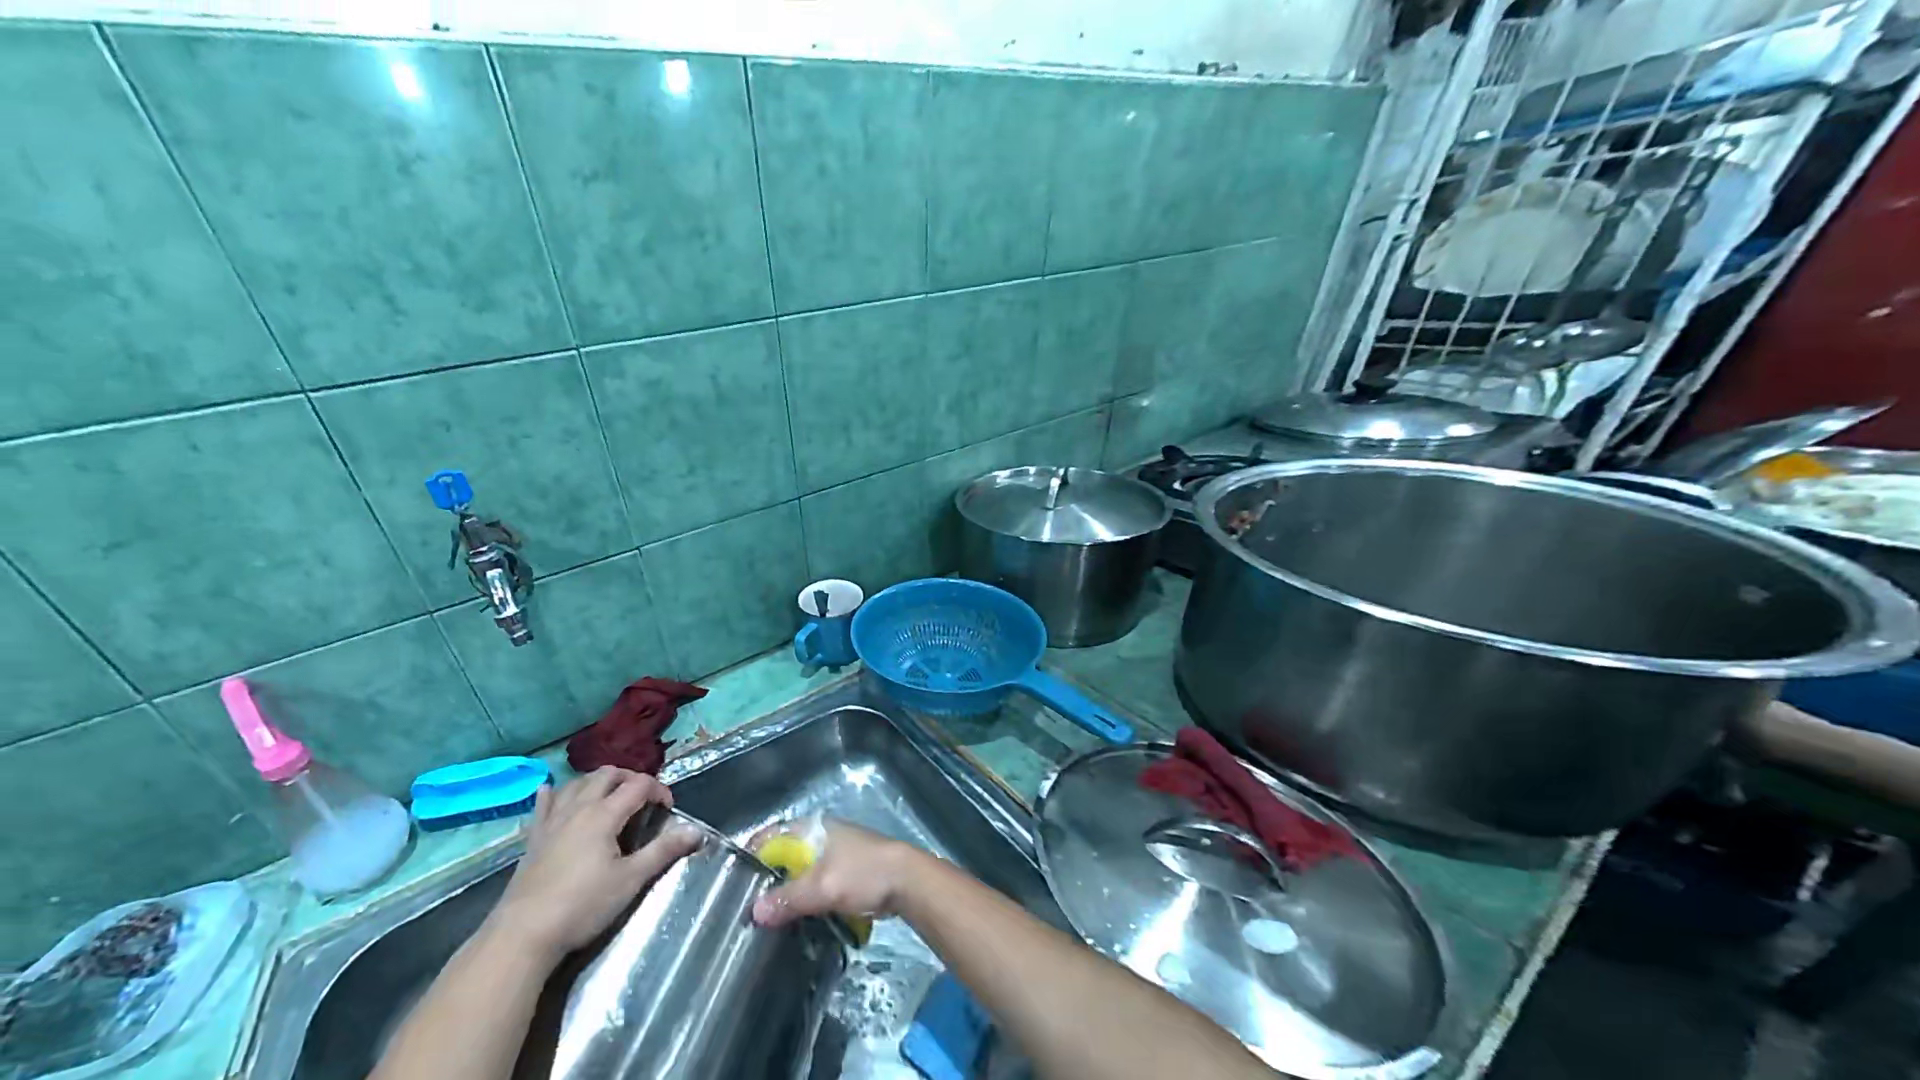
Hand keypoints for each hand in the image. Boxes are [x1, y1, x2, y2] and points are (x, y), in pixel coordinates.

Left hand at [488, 767, 701, 959]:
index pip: (638, 785)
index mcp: (604, 814)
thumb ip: (663, 850)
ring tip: (610, 795)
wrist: (523, 934)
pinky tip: (552, 790)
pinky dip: (553, 793)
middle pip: (607, 775)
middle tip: (643, 797)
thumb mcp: (631, 879)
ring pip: (576, 784)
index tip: (669, 809)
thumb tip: (696, 830)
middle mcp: (578, 808)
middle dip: (629, 778)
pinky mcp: (533, 839)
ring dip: (597, 782)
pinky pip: (543, 804)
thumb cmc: (583, 905)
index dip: (659, 790)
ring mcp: (551, 822)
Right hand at [751, 819, 927, 927]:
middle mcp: (823, 835)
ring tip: (769, 916)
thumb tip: (755, 911)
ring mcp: (836, 853)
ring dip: (790, 891)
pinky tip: (798, 917)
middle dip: (769, 878)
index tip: (734, 879)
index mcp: (815, 828)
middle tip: (750, 904)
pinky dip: (807, 897)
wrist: (908, 881)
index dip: (753, 853)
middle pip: (786, 855)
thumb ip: (789, 899)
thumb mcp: (823, 887)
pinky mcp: (847, 872)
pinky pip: (817, 883)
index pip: (773, 834)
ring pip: (802, 871)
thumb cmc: (864, 873)